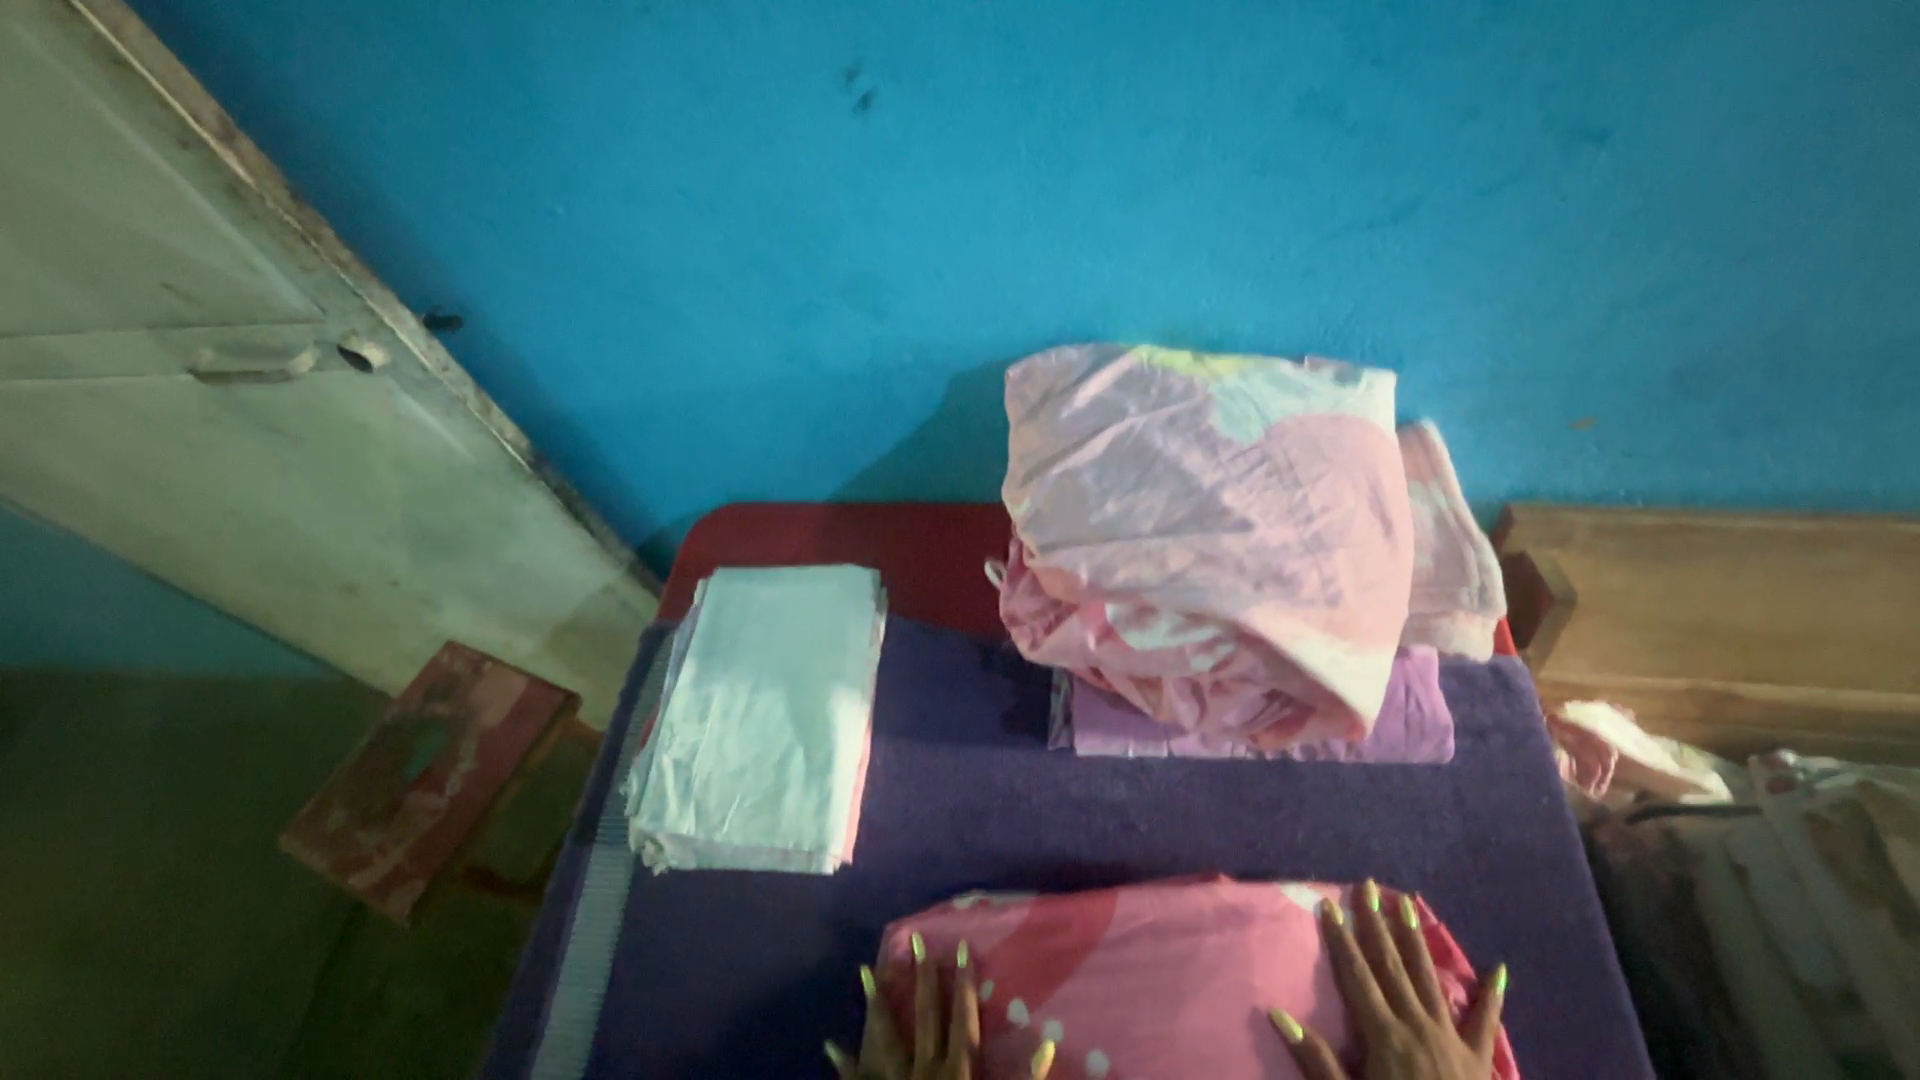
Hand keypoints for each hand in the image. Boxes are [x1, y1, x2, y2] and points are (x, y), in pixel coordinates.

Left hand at [826, 934, 1057, 1079]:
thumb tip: (1049, 1045)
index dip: (964, 983)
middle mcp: (925, 1070)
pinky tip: (830, 1044)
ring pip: (886, 1036)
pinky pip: (857, 1078)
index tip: (961, 947)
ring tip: (865, 971)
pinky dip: (844, 1062)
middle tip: (915, 942)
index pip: (963, 1018)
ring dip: (877, 1003)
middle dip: (923, 978)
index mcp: (958, 1072)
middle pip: (926, 1016)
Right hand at [1270, 881, 1506, 1079]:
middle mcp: (1418, 1026)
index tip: (1328, 904)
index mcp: (1385, 1035)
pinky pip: (1485, 1022)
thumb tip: (1276, 1013)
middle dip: (1377, 924)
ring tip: (1408, 904)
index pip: (1356, 975)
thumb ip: (1316, 1060)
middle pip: (1392, 966)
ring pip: (1430, 978)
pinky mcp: (1480, 1061)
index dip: (1341, 938)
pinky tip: (1499, 969)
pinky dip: (1492, 995)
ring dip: (1416, 939)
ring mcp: (1452, 1039)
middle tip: (1368, 886)